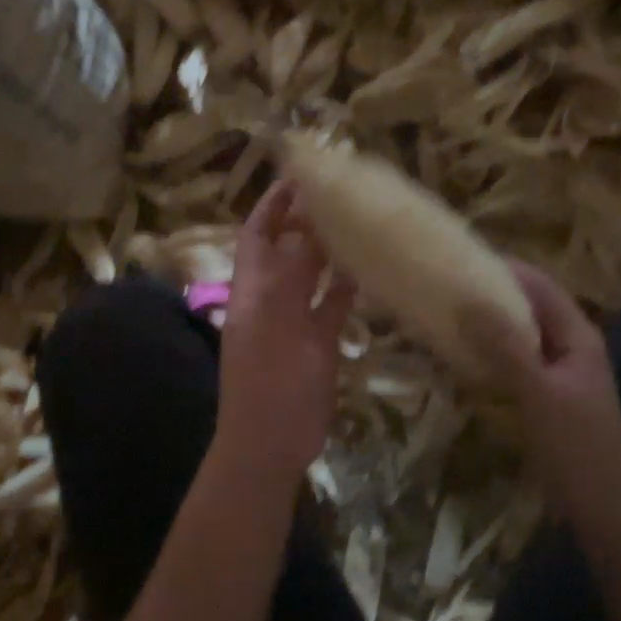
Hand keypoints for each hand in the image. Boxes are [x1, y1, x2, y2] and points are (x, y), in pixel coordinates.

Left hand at [213, 181, 355, 481]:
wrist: (271, 445)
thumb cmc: (269, 384)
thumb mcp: (278, 323)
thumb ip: (291, 273)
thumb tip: (304, 223)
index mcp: (251, 290)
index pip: (258, 233)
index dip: (274, 204)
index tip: (301, 174)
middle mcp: (270, 299)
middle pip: (287, 248)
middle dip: (307, 219)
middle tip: (345, 190)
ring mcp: (294, 323)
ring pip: (312, 275)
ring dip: (331, 249)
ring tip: (362, 218)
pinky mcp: (318, 345)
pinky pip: (332, 306)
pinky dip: (347, 287)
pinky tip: (370, 267)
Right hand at [464, 260, 620, 522]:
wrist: (602, 506)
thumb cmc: (577, 447)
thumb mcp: (539, 394)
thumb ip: (506, 348)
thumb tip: (468, 302)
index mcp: (578, 337)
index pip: (539, 285)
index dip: (504, 267)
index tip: (460, 256)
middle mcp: (570, 346)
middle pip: (527, 306)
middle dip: (489, 292)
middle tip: (444, 285)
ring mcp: (558, 372)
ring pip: (518, 334)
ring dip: (486, 323)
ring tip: (444, 313)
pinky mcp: (545, 396)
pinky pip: (513, 361)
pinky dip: (488, 352)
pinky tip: (460, 357)